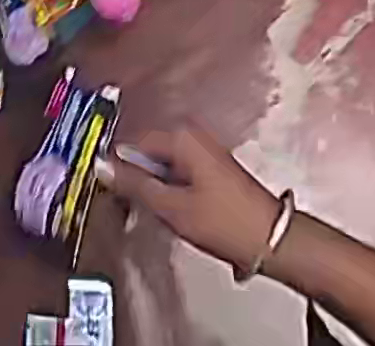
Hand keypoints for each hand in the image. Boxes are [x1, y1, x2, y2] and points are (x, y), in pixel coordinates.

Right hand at [96, 124, 281, 272]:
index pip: (133, 143)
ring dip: (156, 185)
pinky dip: (171, 187)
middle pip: (148, 152)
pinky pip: (177, 169)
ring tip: (163, 212)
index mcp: (180, 136)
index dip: (120, 168)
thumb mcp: (172, 207)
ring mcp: (202, 147)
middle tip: (140, 207)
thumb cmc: (223, 222)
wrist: (272, 240)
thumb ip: (134, 185)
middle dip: (140, 178)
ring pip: (162, 163)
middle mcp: (190, 133)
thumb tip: (102, 166)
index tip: (114, 192)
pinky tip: (178, 210)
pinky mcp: (209, 163)